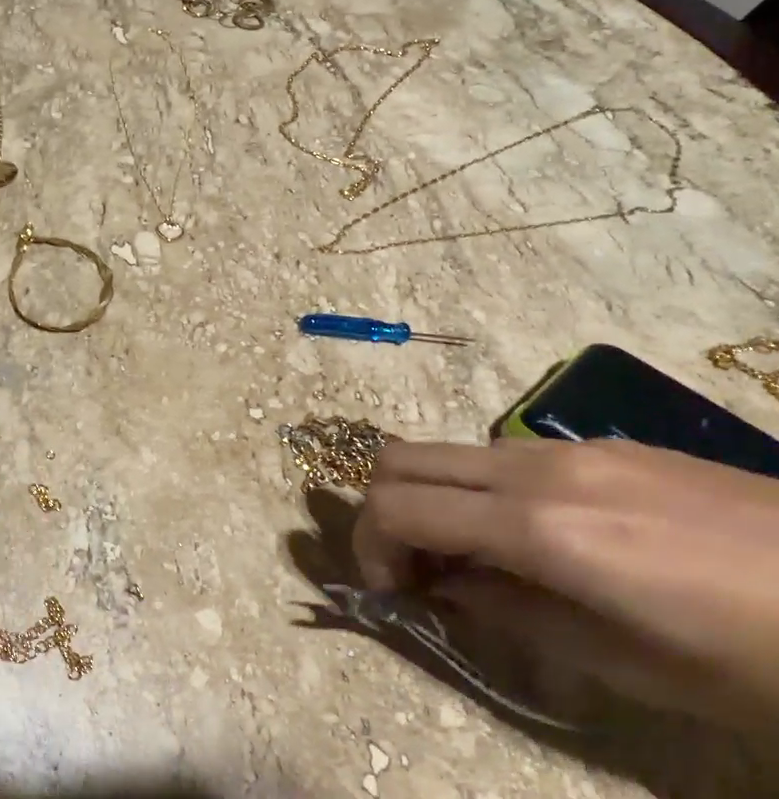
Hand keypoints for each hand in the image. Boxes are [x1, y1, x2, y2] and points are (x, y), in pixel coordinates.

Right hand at [354, 437, 778, 726]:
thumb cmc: (754, 658)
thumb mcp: (625, 663)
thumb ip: (510, 612)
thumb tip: (447, 587)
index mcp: (538, 527)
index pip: (395, 508)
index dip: (370, 547)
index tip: (393, 591)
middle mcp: (538, 470)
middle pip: (400, 460)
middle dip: (385, 512)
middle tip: (416, 568)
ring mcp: (575, 449)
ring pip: (451, 453)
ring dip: (437, 499)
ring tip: (479, 557)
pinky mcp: (612, 447)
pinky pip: (510, 456)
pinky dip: (487, 490)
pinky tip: (544, 539)